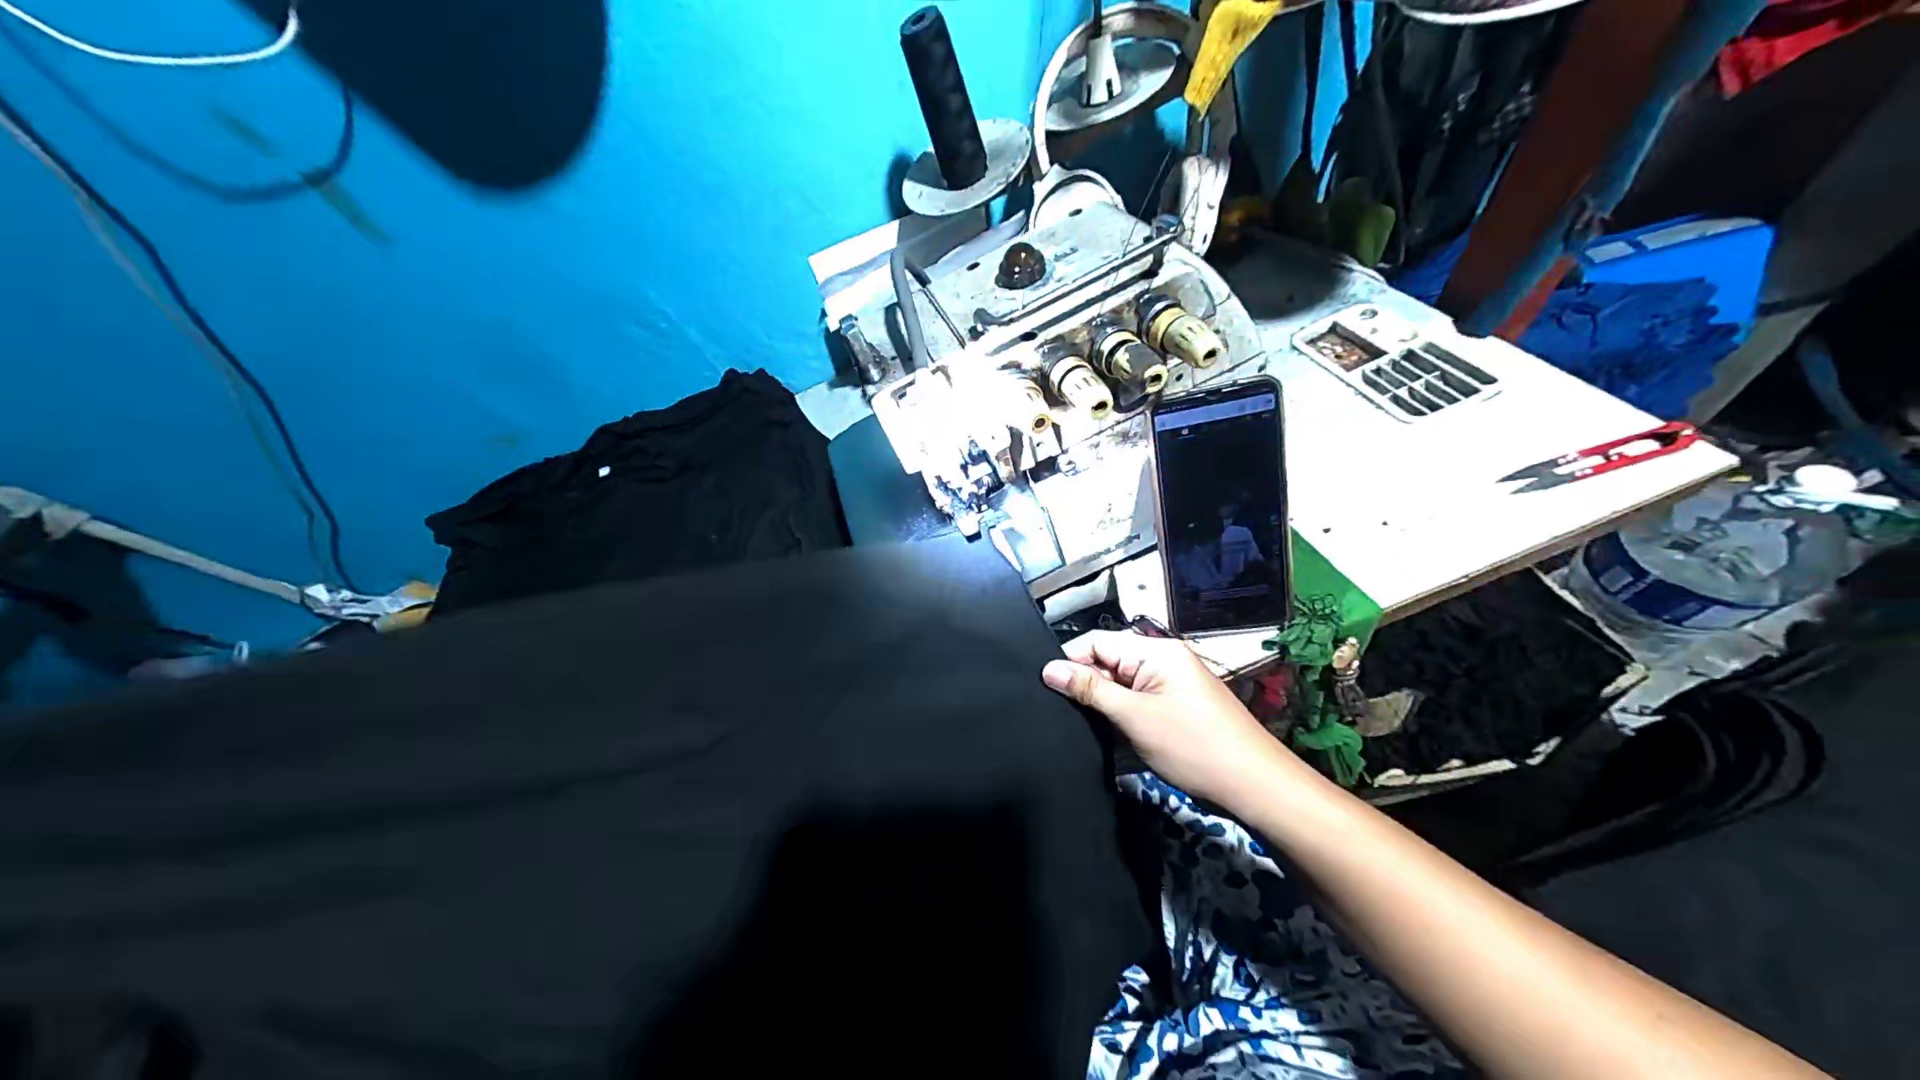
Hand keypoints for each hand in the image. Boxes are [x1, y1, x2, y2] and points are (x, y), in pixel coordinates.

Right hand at [1042, 630, 1297, 807]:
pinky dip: (1122, 717)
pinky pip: (1137, 702)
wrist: (1254, 785)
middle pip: (1107, 662)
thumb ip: (1090, 690)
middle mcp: (1162, 661)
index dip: (1068, 662)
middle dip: (1085, 686)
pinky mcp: (1175, 708)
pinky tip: (1110, 736)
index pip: (1096, 642)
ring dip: (1103, 706)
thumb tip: (1049, 669)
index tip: (1044, 688)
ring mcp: (1171, 685)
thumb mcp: (1134, 717)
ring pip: (1120, 686)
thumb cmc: (1194, 746)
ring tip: (1083, 727)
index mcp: (1155, 651)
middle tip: (1062, 715)